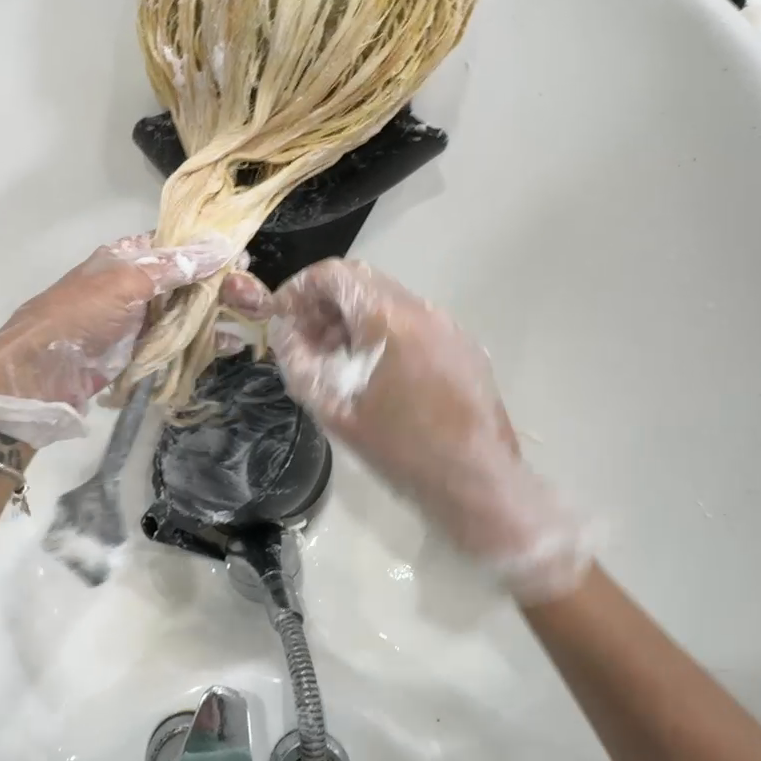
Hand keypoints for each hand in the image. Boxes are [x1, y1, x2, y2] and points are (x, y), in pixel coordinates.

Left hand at [0, 234, 236, 446]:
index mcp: (128, 258)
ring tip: (254, 318)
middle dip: (224, 286)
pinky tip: (230, 345)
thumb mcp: (125, 283)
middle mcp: (136, 285)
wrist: (38, 375)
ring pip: (188, 312)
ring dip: (221, 314)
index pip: (178, 246)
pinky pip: (178, 342)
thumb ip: (173, 266)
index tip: (245, 260)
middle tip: (258, 300)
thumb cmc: (78, 318)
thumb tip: (219, 244)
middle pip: (190, 280)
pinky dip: (204, 342)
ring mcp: (139, 320)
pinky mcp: (140, 352)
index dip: (212, 251)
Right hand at [230, 258, 592, 602]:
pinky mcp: (464, 348)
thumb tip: (283, 332)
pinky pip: (413, 323)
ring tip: (334, 360)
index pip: (335, 274)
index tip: (282, 318)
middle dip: (324, 305)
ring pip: (387, 301)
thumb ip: (299, 363)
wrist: (479, 486)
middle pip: (361, 283)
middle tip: (303, 341)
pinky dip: (382, 333)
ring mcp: (449, 328)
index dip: (299, 289)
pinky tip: (373, 374)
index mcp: (390, 320)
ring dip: (353, 320)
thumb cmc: (401, 450)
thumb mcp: (334, 409)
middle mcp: (423, 311)